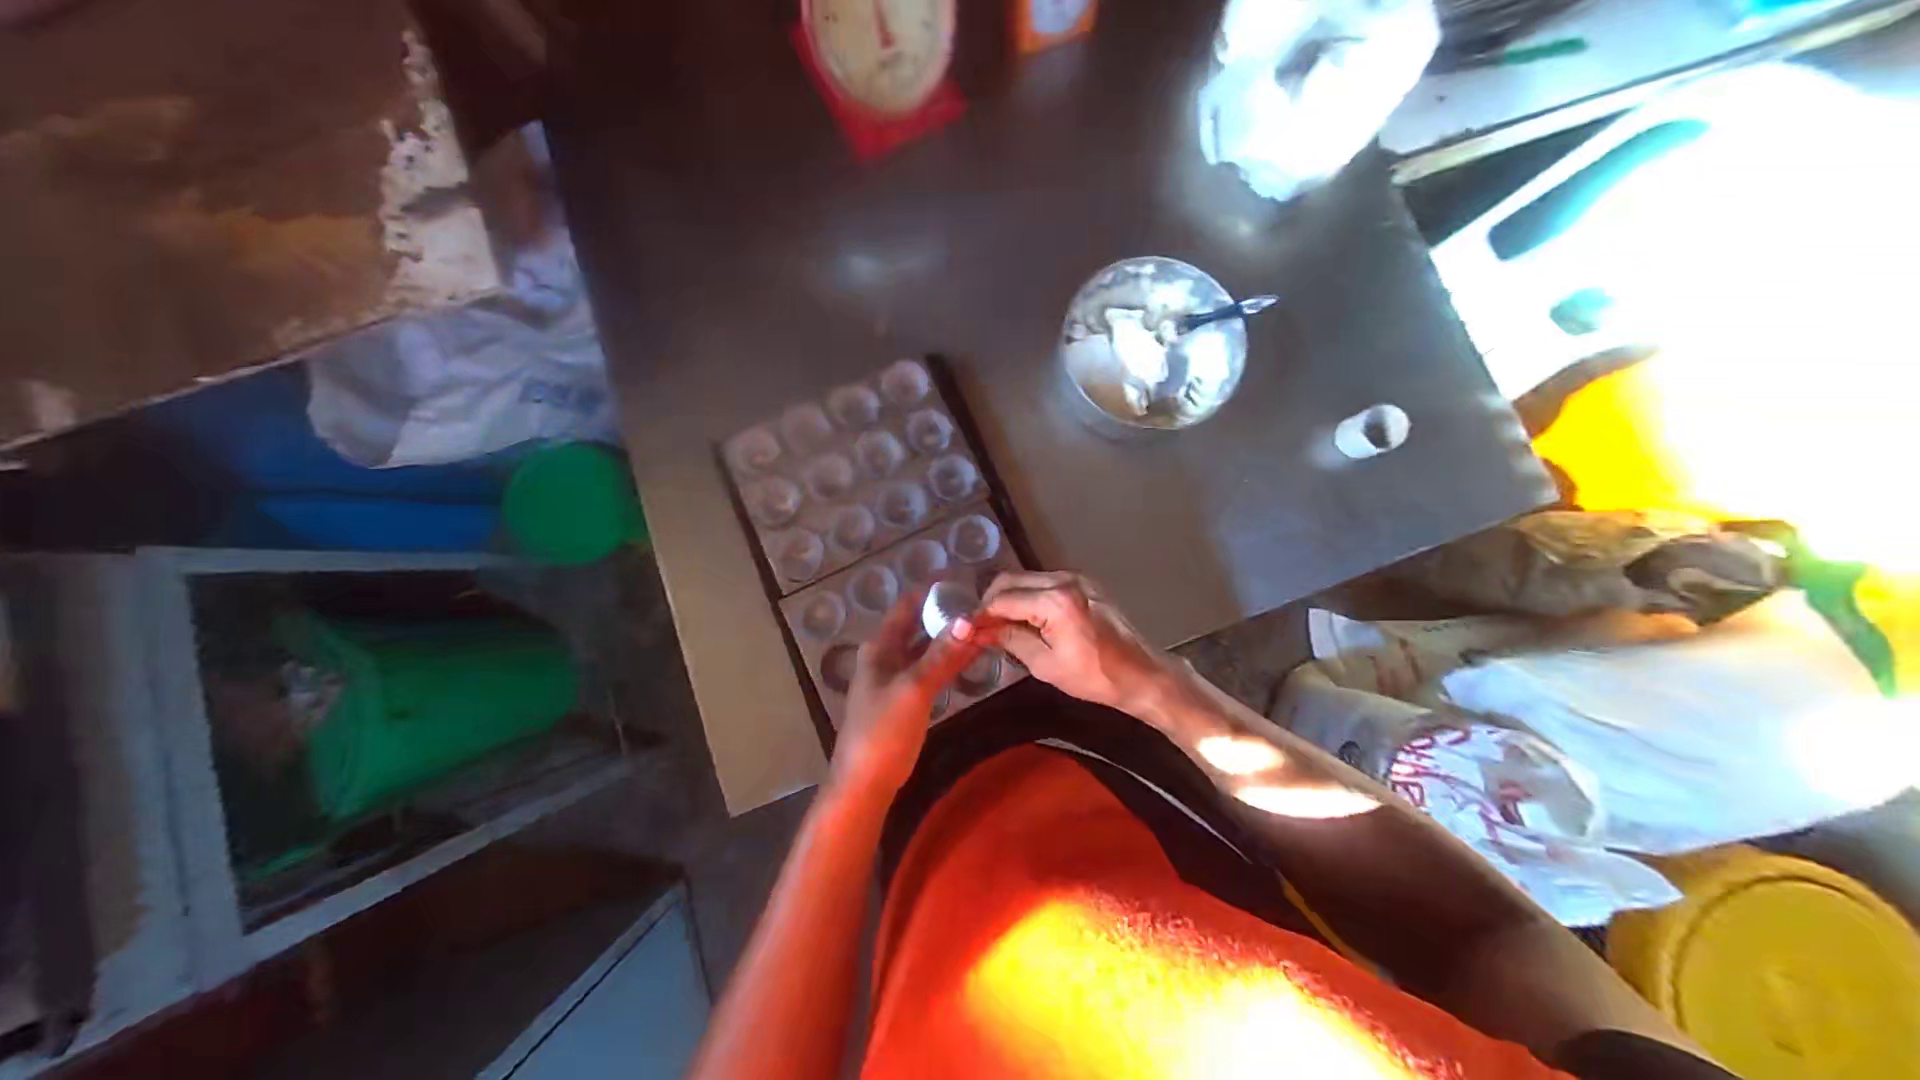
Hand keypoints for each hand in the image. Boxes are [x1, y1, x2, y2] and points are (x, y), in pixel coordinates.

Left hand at [829, 588, 980, 798]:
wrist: (865, 783)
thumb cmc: (883, 731)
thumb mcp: (915, 688)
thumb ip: (942, 654)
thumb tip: (969, 618)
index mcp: (880, 647)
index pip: (907, 605)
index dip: (932, 591)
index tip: (965, 581)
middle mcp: (885, 657)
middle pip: (918, 626)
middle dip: (946, 614)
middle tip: (983, 604)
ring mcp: (895, 679)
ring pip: (926, 649)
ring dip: (950, 638)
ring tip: (984, 626)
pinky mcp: (906, 700)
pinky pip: (930, 670)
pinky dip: (949, 661)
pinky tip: (970, 658)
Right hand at [971, 571, 1172, 713]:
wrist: (1142, 674)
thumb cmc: (1095, 676)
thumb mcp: (1045, 665)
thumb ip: (1010, 639)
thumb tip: (978, 631)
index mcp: (1055, 601)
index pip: (1002, 599)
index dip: (980, 615)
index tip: (963, 630)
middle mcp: (1064, 579)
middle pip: (1010, 580)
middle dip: (991, 602)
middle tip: (980, 628)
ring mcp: (1076, 578)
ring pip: (1026, 579)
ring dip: (1009, 598)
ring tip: (1000, 626)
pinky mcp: (1084, 583)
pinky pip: (1044, 583)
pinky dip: (1028, 597)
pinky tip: (1025, 619)